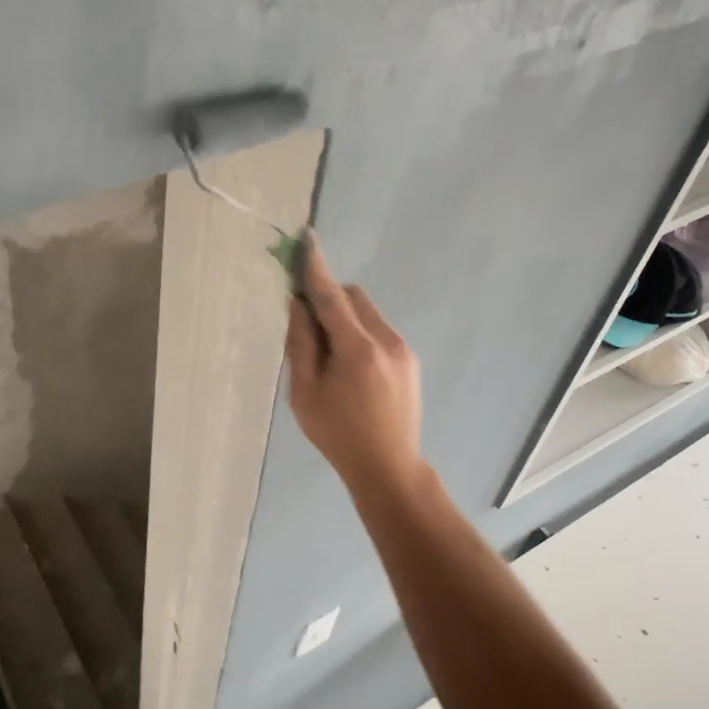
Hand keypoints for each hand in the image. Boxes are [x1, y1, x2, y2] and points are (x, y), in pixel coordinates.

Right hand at [286, 235, 423, 487]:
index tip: (306, 240)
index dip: (316, 268)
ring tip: (330, 355)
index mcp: (358, 350)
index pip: (332, 297)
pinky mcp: (410, 360)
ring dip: (345, 317)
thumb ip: (301, 343)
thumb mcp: (305, 391)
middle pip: (354, 297)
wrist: (388, 468)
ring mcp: (403, 350)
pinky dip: (359, 333)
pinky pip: (379, 330)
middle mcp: (387, 341)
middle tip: (308, 325)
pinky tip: (350, 367)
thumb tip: (298, 304)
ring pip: (368, 312)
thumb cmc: (337, 433)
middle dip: (329, 299)